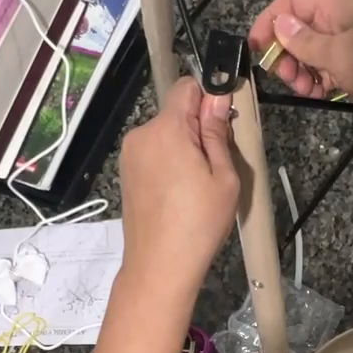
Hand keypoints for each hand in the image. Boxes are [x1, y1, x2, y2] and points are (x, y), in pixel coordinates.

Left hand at [116, 77, 239, 300]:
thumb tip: (218, 98)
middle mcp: (142, 135)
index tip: (224, 123)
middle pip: (176, 113)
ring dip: (184, 149)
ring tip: (198, 186)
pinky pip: (154, 154)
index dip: (210, 99)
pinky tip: (181, 194)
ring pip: (165, 135)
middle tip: (216, 166)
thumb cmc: (198, 225)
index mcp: (167, 130)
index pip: (187, 87)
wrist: (159, 266)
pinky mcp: (127, 173)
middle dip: (198, 129)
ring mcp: (130, 155)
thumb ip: (218, 132)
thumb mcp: (223, 178)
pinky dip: (170, 164)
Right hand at [248, 0, 352, 133]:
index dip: (270, 21)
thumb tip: (279, 24)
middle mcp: (340, 22)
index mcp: (336, 6)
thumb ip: (306, 41)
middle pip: (297, 30)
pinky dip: (317, 82)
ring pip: (309, 55)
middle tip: (286, 77)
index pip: (291, 2)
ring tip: (304, 89)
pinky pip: (326, 72)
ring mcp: (348, 47)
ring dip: (300, 72)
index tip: (255, 49)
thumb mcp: (340, 53)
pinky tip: (318, 94)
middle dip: (285, 53)